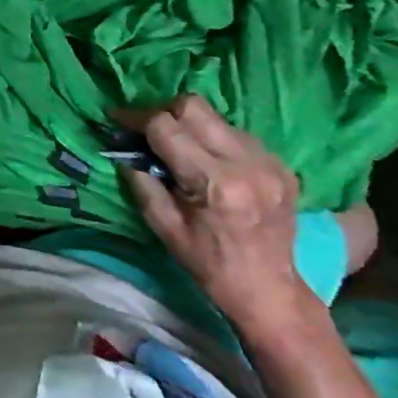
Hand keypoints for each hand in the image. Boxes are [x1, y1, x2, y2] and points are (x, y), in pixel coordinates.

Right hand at [118, 95, 304, 326]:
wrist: (269, 291)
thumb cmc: (210, 264)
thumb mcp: (164, 226)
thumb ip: (141, 180)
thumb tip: (123, 146)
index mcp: (215, 183)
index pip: (166, 127)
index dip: (136, 118)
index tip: (117, 119)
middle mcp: (245, 162)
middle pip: (193, 106)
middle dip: (162, 111)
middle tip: (147, 129)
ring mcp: (268, 160)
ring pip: (215, 116)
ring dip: (190, 124)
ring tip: (179, 147)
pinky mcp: (280, 162)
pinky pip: (236, 132)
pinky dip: (214, 138)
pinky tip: (209, 162)